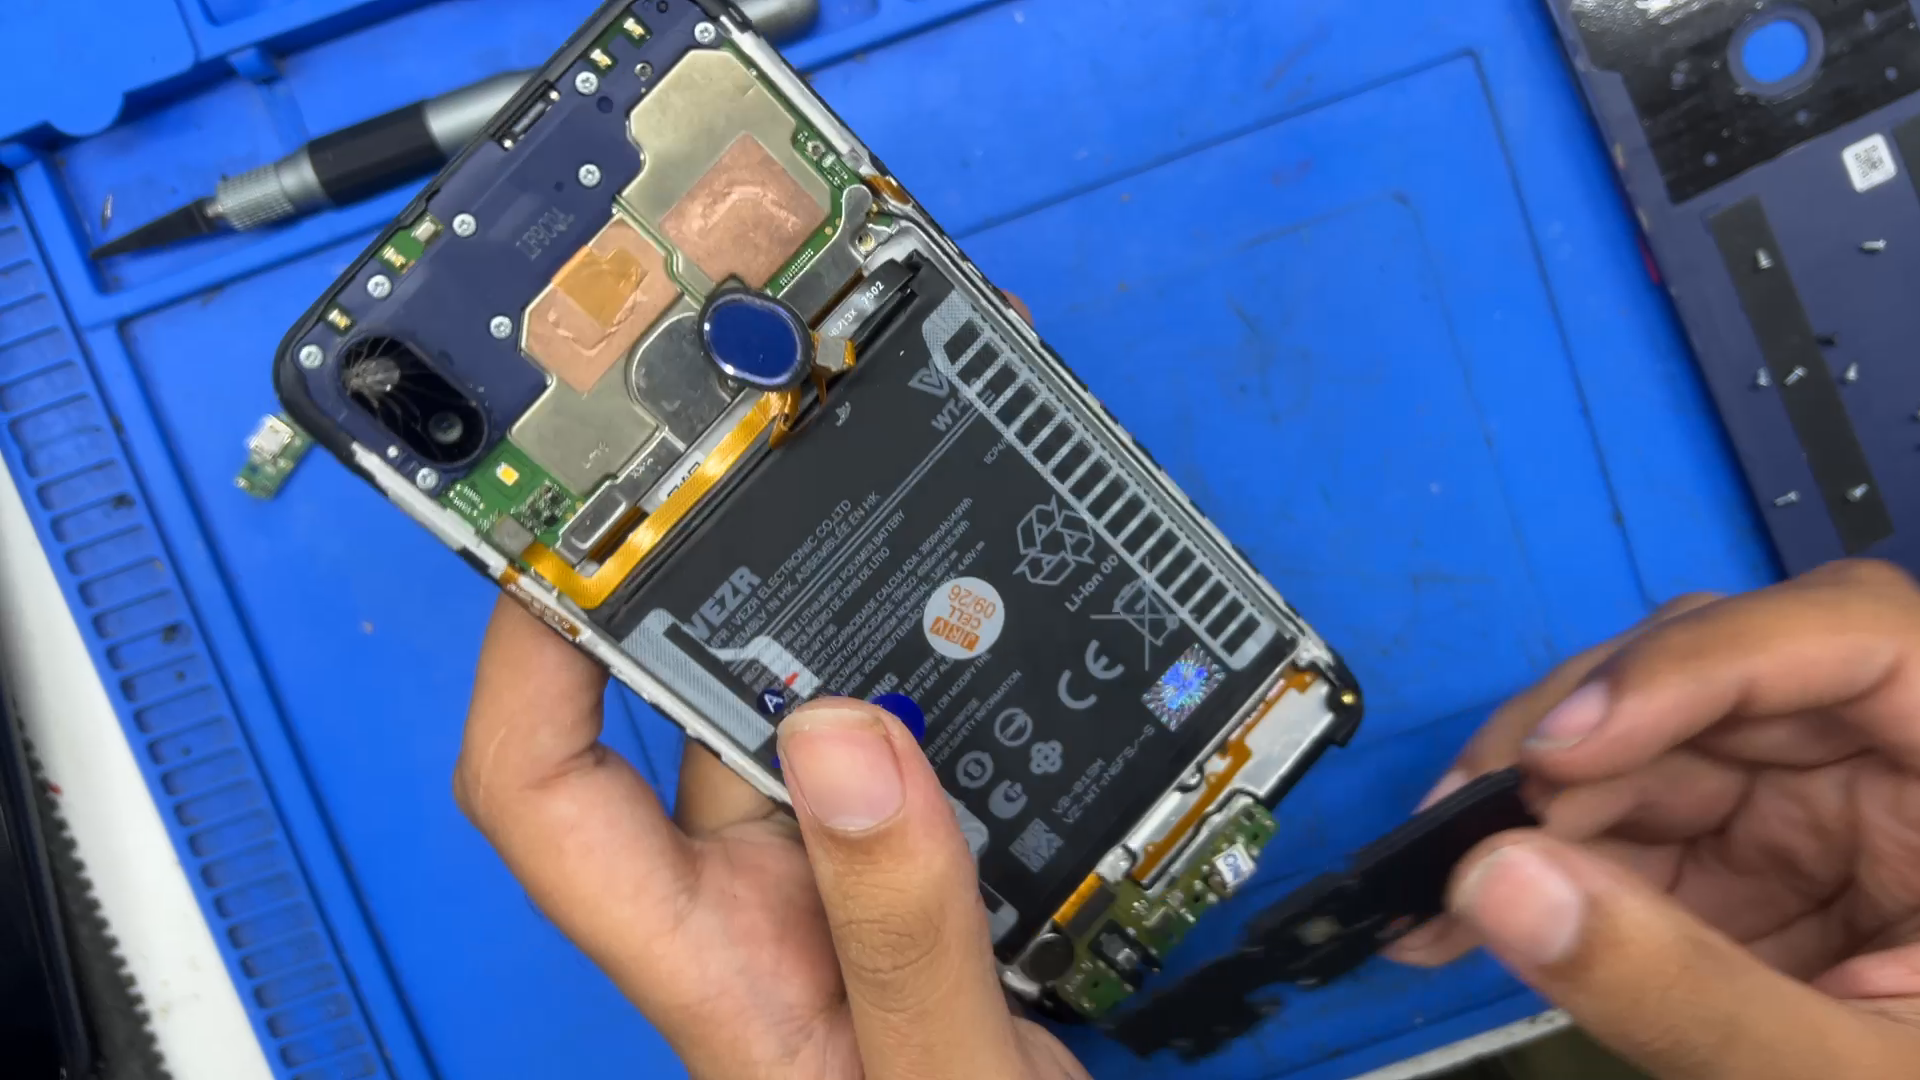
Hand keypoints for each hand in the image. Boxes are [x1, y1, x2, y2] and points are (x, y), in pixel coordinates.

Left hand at [454, 596, 1088, 1079]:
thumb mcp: (935, 1073)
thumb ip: (901, 932)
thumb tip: (846, 741)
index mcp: (712, 956)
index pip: (552, 793)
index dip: (528, 662)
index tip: (564, 547)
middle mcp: (752, 897)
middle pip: (686, 723)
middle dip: (698, 606)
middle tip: (746, 496)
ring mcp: (827, 875)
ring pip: (795, 724)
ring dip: (821, 641)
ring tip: (868, 549)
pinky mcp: (893, 863)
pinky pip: (882, 750)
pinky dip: (905, 692)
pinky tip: (952, 650)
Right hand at [1392, 560, 1919, 1078]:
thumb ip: (1697, 992)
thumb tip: (1488, 880)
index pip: (1844, 636)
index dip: (1679, 670)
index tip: (1553, 758)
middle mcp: (1887, 756)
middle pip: (1691, 680)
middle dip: (1559, 747)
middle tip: (1461, 822)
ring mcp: (1805, 794)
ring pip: (1627, 738)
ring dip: (1526, 799)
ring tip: (1454, 870)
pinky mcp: (1737, 838)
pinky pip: (1614, 805)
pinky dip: (1536, 843)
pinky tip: (1482, 885)